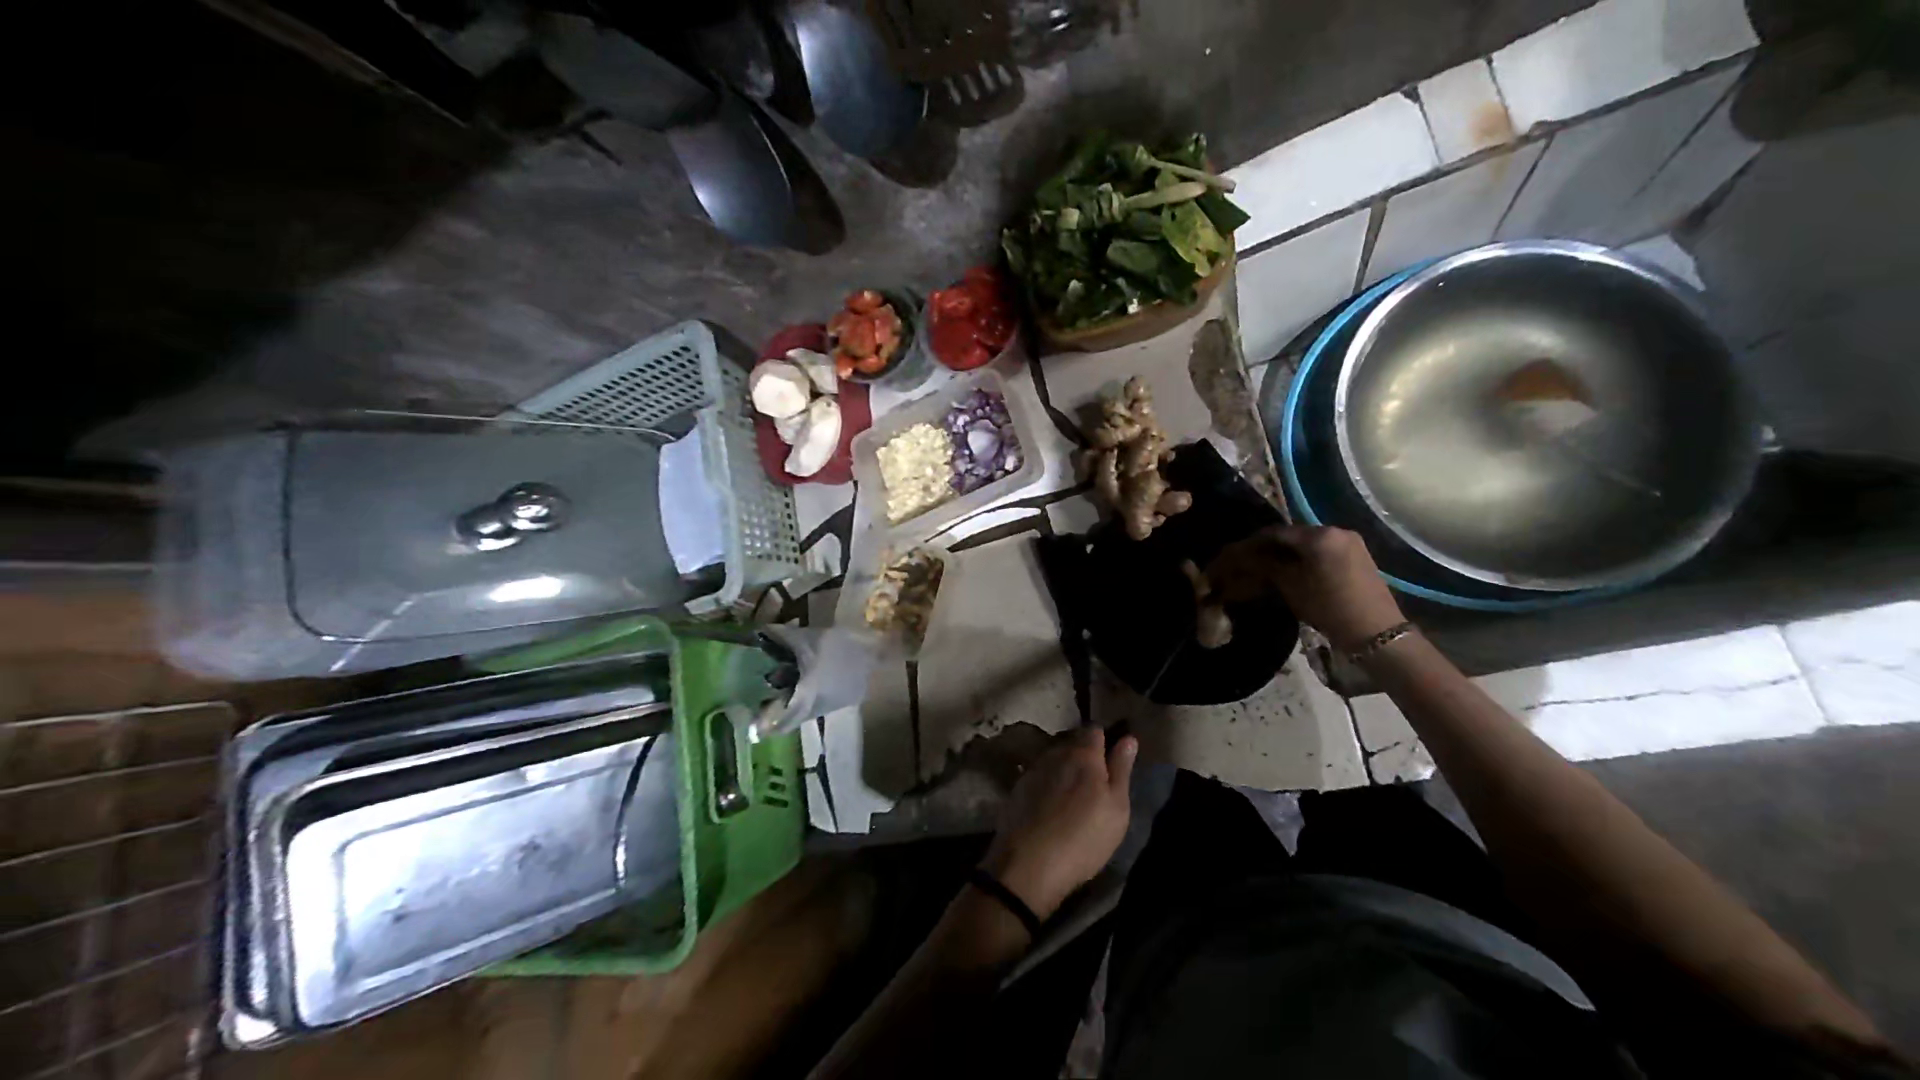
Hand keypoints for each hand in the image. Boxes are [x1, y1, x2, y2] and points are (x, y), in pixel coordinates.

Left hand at [979, 727, 1136, 920]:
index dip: (1103, 739)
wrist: (1029, 865)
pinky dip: (1047, 784)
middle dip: (1083, 753)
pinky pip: (1038, 776)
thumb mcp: (1116, 808)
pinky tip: (1051, 805)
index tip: (1110, 756)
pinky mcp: (1016, 788)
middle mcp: (1055, 753)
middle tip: (1094, 779)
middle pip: (1071, 742)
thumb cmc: (1084, 838)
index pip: (1094, 729)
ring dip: (1063, 768)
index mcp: (1083, 754)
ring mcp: (1032, 769)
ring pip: (1053, 758)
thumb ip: (1121, 769)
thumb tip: (1128, 738)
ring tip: (1072, 793)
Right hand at [1213, 525, 1405, 651]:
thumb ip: (1267, 566)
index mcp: (1319, 535)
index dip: (1251, 543)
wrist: (1376, 633)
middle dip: (1268, 548)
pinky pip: (1322, 552)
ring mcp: (1349, 543)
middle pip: (1292, 536)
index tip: (1233, 554)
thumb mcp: (1291, 586)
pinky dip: (1304, 559)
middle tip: (1249, 562)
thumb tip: (1245, 557)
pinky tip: (1292, 572)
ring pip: (1307, 544)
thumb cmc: (1329, 607)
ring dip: (1286, 554)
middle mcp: (1336, 531)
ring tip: (1268, 570)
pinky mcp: (1357, 557)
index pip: (1275, 532)